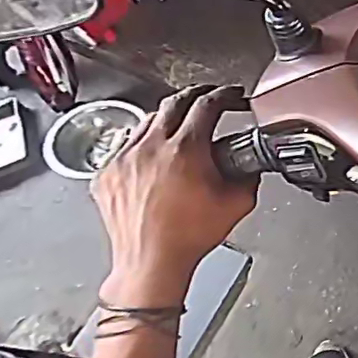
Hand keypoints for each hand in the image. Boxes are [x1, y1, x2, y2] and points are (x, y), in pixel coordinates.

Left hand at [91, 85, 257, 308]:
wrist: (151, 262)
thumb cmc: (188, 237)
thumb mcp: (237, 204)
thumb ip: (248, 177)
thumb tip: (250, 166)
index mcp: (185, 151)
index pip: (208, 105)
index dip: (226, 95)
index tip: (232, 95)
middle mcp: (151, 148)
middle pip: (175, 101)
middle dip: (197, 95)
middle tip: (210, 98)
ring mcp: (124, 158)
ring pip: (148, 119)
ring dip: (170, 117)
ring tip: (183, 126)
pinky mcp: (107, 173)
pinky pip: (127, 143)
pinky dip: (145, 141)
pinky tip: (156, 152)